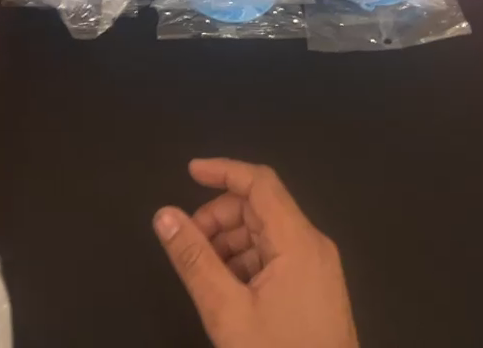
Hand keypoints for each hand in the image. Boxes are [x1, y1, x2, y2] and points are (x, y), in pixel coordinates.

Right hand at [154, 159, 358, 347]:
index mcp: (298, 241)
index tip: (189, 173)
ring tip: (205, 275)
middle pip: (260, 208)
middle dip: (220, 217)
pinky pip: (277, 257)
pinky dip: (247, 262)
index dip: (224, 170)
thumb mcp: (227, 312)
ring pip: (266, 234)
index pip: (260, 182)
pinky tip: (228, 292)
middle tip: (189, 245)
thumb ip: (194, 259)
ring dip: (231, 242)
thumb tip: (164, 215)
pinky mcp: (316, 292)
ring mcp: (318, 270)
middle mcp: (313, 246)